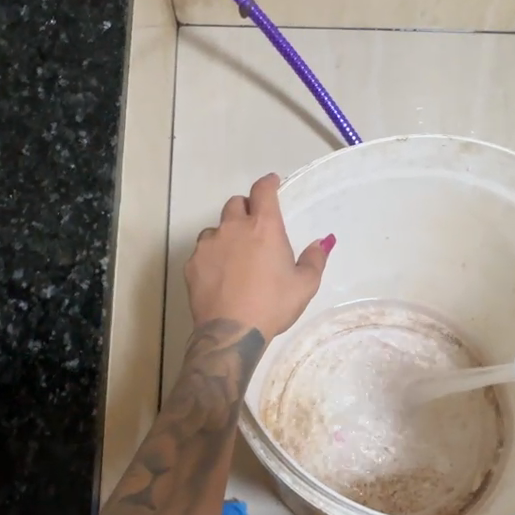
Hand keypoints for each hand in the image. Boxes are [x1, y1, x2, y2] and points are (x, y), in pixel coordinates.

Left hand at [186, 173, 331, 338]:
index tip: (272, 183)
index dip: (268, 183)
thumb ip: (315, 259)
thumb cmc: (273, 305)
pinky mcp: (193, 263)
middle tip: (254, 227)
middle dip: (246, 209)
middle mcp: (233, 228)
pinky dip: (211, 257)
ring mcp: (209, 244)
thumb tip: (322, 242)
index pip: (263, 190)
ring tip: (234, 257)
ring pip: (216, 229)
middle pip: (236, 204)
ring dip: (226, 235)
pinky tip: (219, 276)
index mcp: (264, 227)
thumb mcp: (305, 285)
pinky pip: (202, 252)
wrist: (232, 331)